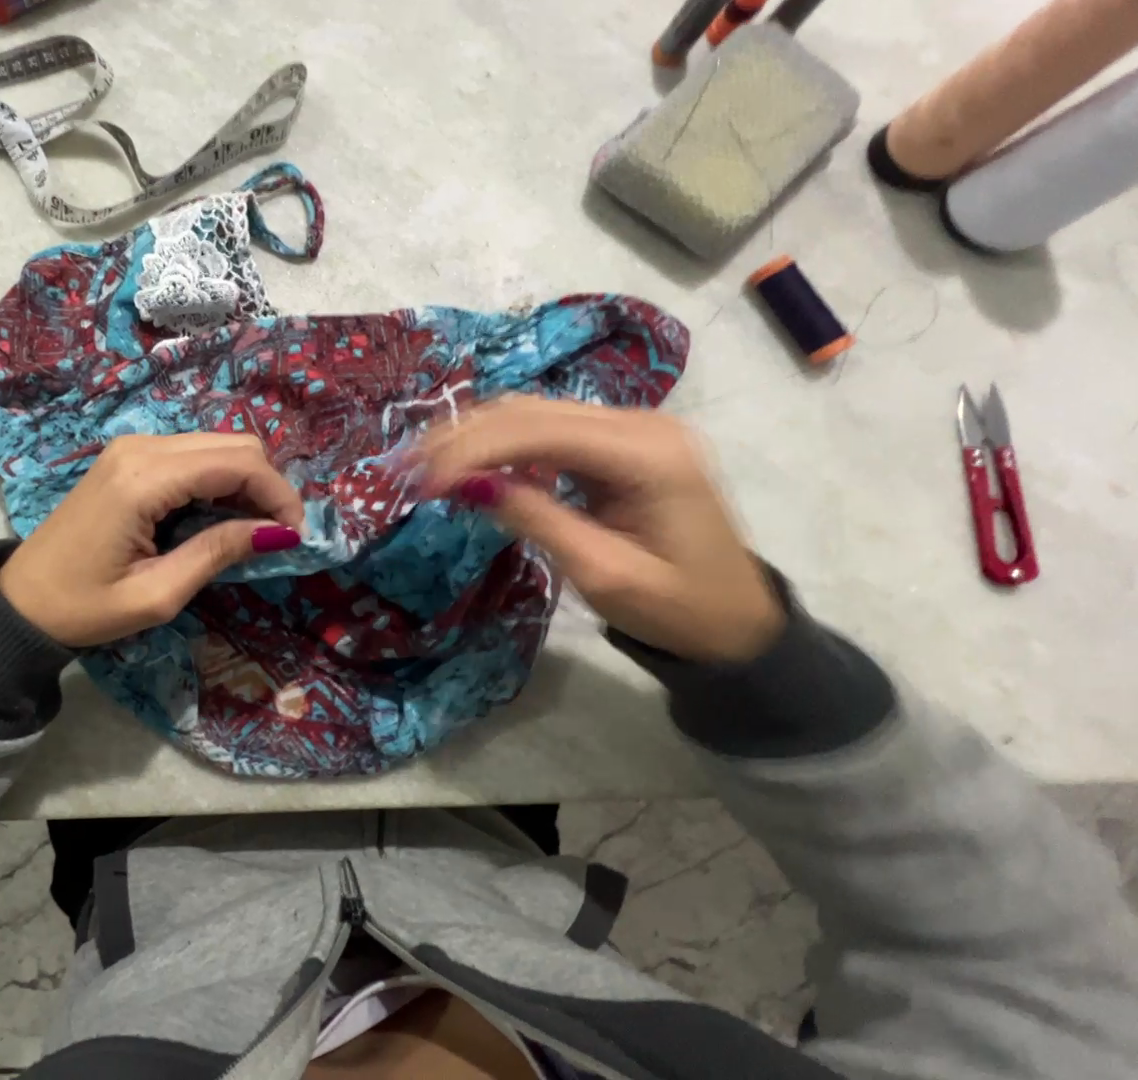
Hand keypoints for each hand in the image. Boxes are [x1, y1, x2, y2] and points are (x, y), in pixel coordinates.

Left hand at [0, 434, 305, 647]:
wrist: (19, 603)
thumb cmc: (83, 609)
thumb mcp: (157, 595)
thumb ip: (217, 553)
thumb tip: (279, 532)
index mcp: (144, 479)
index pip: (237, 462)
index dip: (278, 494)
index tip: (297, 536)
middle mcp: (140, 447)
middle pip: (232, 443)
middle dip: (266, 485)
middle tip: (277, 536)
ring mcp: (131, 448)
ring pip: (214, 445)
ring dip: (243, 482)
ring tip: (251, 532)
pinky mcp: (127, 459)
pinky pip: (190, 455)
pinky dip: (217, 480)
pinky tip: (218, 518)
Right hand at [415, 397, 784, 662]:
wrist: (737, 623)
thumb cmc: (677, 609)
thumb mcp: (603, 573)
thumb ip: (536, 519)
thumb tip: (466, 486)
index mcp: (648, 454)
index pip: (539, 431)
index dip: (472, 450)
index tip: (421, 484)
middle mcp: (641, 424)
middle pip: (531, 410)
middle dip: (462, 436)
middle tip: (406, 469)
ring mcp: (632, 429)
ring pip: (533, 412)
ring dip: (473, 434)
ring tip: (422, 462)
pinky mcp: (618, 444)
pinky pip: (546, 430)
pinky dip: (499, 444)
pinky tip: (466, 464)